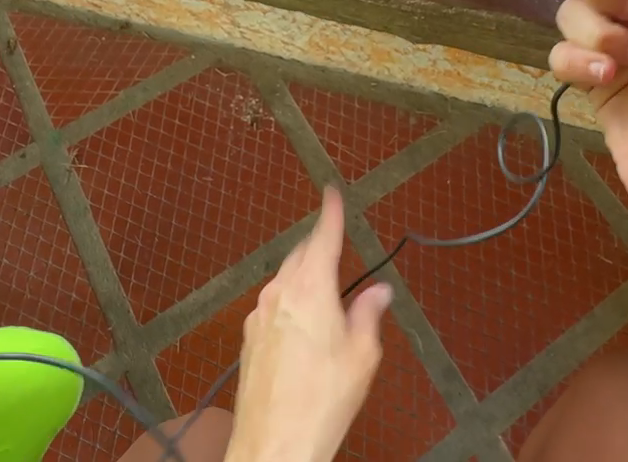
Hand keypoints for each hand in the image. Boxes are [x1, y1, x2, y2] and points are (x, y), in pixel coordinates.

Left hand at [224, 186, 391, 461]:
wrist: (274, 447)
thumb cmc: (323, 400)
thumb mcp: (362, 354)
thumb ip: (368, 313)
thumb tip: (378, 292)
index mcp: (311, 288)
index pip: (323, 236)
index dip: (330, 211)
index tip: (331, 191)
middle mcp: (280, 293)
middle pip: (302, 254)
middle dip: (319, 244)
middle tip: (336, 242)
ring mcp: (259, 315)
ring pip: (286, 279)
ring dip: (305, 275)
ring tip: (326, 294)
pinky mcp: (249, 338)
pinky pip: (274, 305)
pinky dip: (291, 302)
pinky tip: (303, 327)